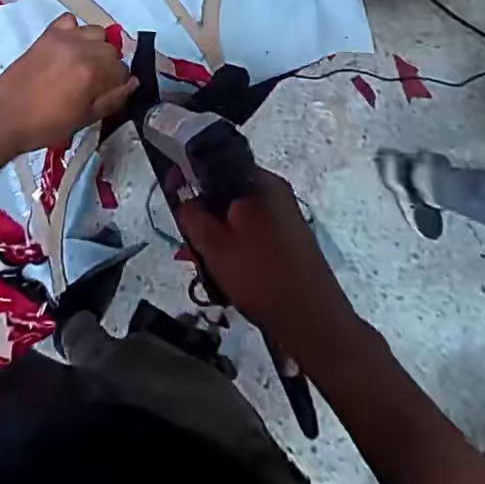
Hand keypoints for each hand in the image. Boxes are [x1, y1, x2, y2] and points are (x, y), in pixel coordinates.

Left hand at [0, 14, 135, 153]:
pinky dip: (74, 31)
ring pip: (96, 33)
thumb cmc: (46, 124)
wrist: (5, 117)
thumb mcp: (86, 119)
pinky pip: (70, 21)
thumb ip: (113, 99)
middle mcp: (82, 49)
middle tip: (94, 83)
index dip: (118, 83)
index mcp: (93, 73)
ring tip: (83, 63)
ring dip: (96, 47)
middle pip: (112, 50)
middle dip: (109, 66)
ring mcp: (63, 39)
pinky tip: (68, 48)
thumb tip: (132, 83)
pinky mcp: (47, 35)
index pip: (122, 70)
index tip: (107, 93)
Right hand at [175, 169, 361, 361]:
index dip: (190, 178)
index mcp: (259, 182)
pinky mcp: (290, 238)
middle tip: (187, 246)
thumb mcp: (214, 245)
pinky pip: (254, 232)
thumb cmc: (259, 275)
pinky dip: (236, 246)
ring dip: (218, 236)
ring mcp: (286, 215)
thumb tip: (185, 196)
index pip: (217, 165)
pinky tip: (226, 273)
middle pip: (228, 193)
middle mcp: (275, 191)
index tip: (172, 194)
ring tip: (203, 266)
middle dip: (204, 216)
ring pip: (239, 216)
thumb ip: (192, 215)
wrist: (312, 318)